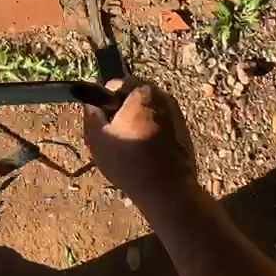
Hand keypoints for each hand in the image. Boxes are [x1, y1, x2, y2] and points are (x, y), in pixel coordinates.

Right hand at [83, 77, 197, 208]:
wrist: (167, 191)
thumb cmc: (128, 160)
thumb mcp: (98, 137)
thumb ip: (92, 113)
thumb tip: (91, 102)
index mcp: (143, 91)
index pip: (117, 84)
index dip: (104, 101)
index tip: (100, 120)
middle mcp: (164, 97)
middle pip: (134, 99)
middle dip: (121, 113)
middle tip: (111, 136)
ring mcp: (177, 115)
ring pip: (147, 114)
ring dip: (136, 125)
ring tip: (127, 150)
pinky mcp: (184, 134)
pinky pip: (160, 127)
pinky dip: (150, 135)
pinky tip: (143, 156)